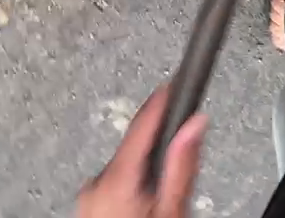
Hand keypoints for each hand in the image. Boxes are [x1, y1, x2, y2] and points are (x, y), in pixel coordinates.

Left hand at [74, 86, 207, 217]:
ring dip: (147, 163)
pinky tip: (144, 197)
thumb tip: (196, 121)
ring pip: (128, 159)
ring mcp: (88, 193)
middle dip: (161, 143)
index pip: (143, 120)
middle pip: (138, 141)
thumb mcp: (171, 210)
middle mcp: (95, 182)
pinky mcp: (88, 202)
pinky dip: (133, 179)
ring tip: (163, 188)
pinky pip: (116, 177)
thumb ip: (182, 165)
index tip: (179, 79)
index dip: (165, 97)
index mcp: (115, 178)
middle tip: (183, 155)